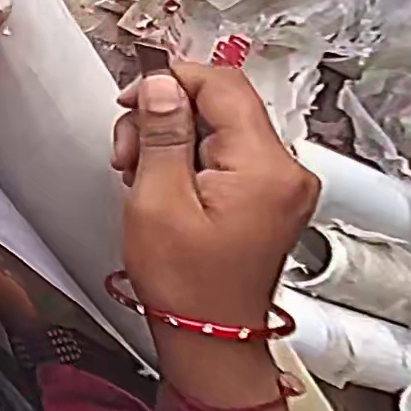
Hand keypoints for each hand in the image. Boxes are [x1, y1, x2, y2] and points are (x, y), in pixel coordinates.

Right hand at [110, 63, 318, 326]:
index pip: (223, 86)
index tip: (132, 96)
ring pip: (215, 128)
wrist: (205, 329)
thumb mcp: (157, 200)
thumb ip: (161, 136)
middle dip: (162, 118)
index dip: (171, 81)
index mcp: (265, 168)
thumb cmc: (183, 279)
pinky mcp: (264, 194)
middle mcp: (285, 170)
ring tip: (136, 172)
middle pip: (218, 106)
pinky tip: (157, 180)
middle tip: (126, 151)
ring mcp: (277, 183)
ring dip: (167, 139)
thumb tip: (162, 85)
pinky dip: (183, 158)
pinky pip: (221, 153)